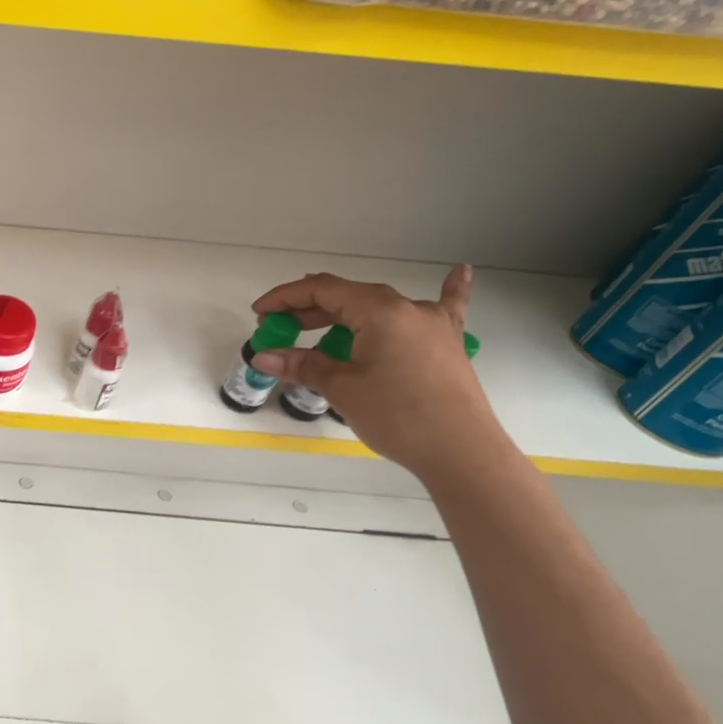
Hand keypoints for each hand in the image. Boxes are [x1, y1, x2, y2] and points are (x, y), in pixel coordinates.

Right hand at [249, 266, 514, 481]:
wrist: (462, 453)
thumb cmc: (397, 416)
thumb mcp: (341, 388)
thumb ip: (302, 365)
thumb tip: (264, 357)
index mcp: (379, 311)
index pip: (322, 291)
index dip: (285, 298)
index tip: (260, 314)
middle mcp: (408, 308)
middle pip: (349, 297)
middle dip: (308, 310)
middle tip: (278, 331)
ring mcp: (433, 324)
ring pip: (380, 308)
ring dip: (346, 314)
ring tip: (320, 325)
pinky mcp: (448, 344)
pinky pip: (447, 307)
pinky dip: (449, 288)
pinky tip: (462, 270)